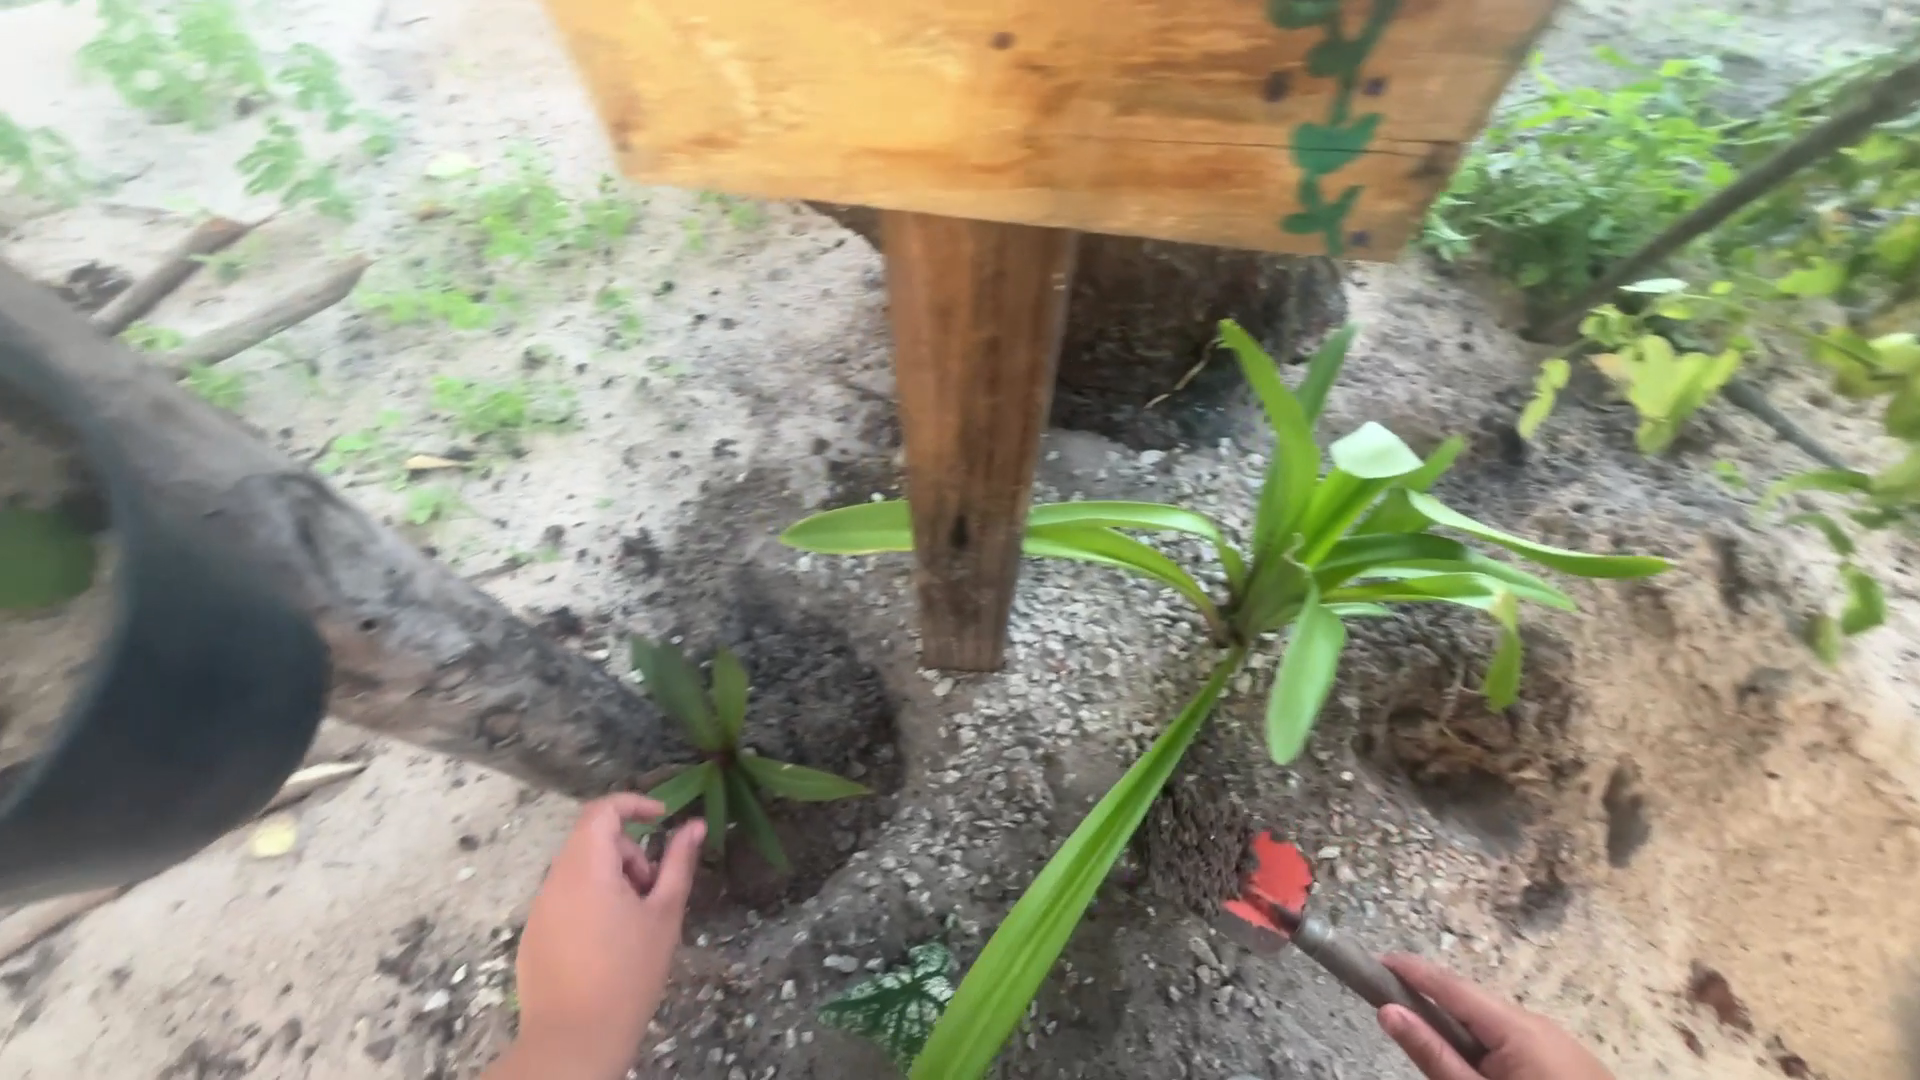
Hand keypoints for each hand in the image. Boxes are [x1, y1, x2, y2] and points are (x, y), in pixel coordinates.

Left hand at [484, 793, 704, 1079]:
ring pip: (580, 871)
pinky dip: (593, 902)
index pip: (602, 810)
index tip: (662, 818)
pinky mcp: (533, 938)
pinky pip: (566, 900)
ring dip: (613, 879)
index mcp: (586, 869)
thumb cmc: (628, 973)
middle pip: (593, 841)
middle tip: (653, 890)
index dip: (634, 804)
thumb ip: (679, 861)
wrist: (572, 1044)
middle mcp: (554, 882)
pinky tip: (609, 946)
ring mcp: (539, 911)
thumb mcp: (665, 912)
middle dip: (630, 853)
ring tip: (636, 922)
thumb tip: (694, 824)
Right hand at [1378, 954, 1614, 1079]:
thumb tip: (1386, 1010)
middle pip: (1471, 1004)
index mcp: (1517, 1027)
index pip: (1449, 983)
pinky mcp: (1575, 1066)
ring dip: (1463, 1035)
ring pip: (1494, 1026)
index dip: (1409, 969)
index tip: (1372, 960)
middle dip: (1434, 1008)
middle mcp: (1540, 1024)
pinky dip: (1491, 1051)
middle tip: (1399, 1022)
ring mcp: (1563, 1045)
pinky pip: (1518, 1045)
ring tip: (1446, 1064)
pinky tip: (1484, 1076)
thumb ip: (1433, 1054)